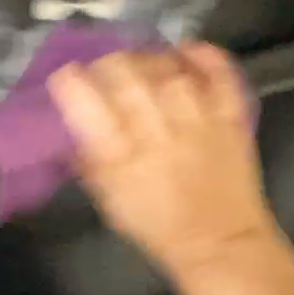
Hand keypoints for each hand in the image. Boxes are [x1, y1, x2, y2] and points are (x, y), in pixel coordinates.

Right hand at [48, 43, 277, 273]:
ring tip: (141, 65)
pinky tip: (184, 51)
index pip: (84, 101)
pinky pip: (220, 75)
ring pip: (168, 70)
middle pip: (125, 74)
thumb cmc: (153, 223)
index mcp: (117, 154)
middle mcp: (155, 130)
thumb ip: (87, 157)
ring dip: (149, 59)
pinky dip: (203, 56)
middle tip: (102, 70)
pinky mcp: (229, 118)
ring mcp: (196, 121)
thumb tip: (72, 125)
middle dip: (107, 63)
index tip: (65, 77)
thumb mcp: (104, 196)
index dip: (69, 81)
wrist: (218, 243)